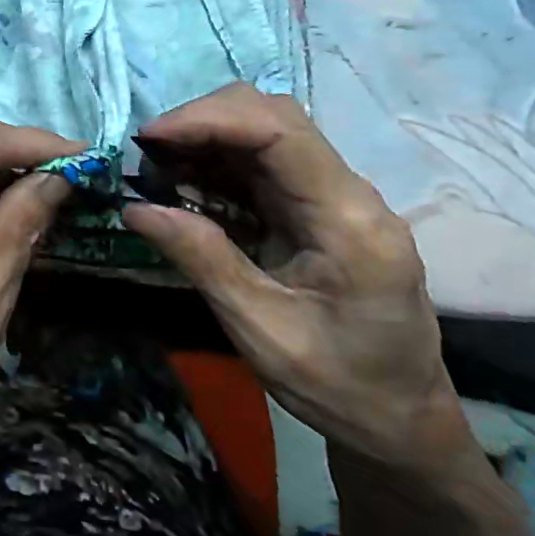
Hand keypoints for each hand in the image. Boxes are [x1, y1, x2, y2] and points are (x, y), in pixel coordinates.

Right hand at [121, 84, 466, 472]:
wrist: (400, 420)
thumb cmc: (340, 384)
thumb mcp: (262, 331)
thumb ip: (203, 261)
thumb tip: (134, 208)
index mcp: (349, 221)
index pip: (280, 131)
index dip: (208, 119)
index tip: (149, 138)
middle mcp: (346, 193)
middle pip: (270, 115)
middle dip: (199, 120)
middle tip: (146, 153)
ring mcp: (330, 194)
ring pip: (260, 129)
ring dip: (201, 137)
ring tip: (154, 167)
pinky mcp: (310, 203)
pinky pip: (256, 159)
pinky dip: (210, 159)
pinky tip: (180, 182)